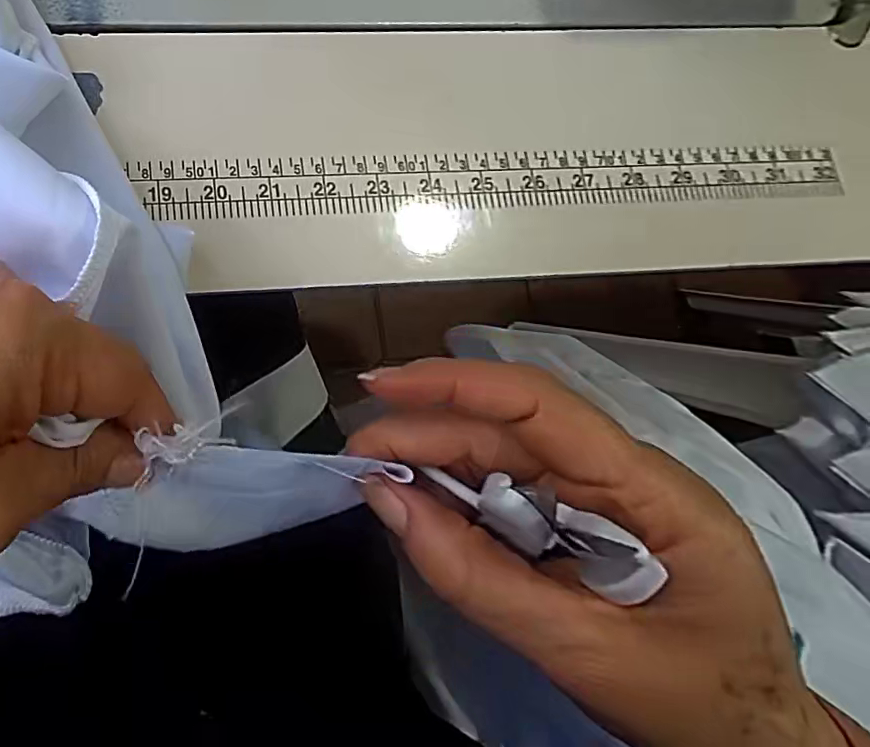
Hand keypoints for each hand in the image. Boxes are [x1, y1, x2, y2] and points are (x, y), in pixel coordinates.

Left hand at [0, 258, 174, 613]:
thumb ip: (70, 467)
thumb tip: (125, 451)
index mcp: (21, 325)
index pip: (118, 367)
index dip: (149, 415)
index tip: (159, 455)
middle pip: (67, 345)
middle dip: (87, 403)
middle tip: (84, 466)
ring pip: (19, 336)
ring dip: (34, 387)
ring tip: (17, 449)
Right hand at [346, 359, 846, 746]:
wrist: (740, 737)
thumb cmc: (690, 696)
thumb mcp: (579, 647)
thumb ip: (473, 574)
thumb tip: (379, 494)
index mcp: (650, 492)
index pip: (539, 405)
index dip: (453, 383)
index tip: (379, 386)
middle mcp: (612, 471)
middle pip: (492, 426)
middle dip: (415, 436)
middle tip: (356, 464)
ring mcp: (583, 484)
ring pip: (478, 446)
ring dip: (420, 460)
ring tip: (377, 484)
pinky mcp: (556, 501)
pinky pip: (480, 476)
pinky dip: (437, 486)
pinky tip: (415, 502)